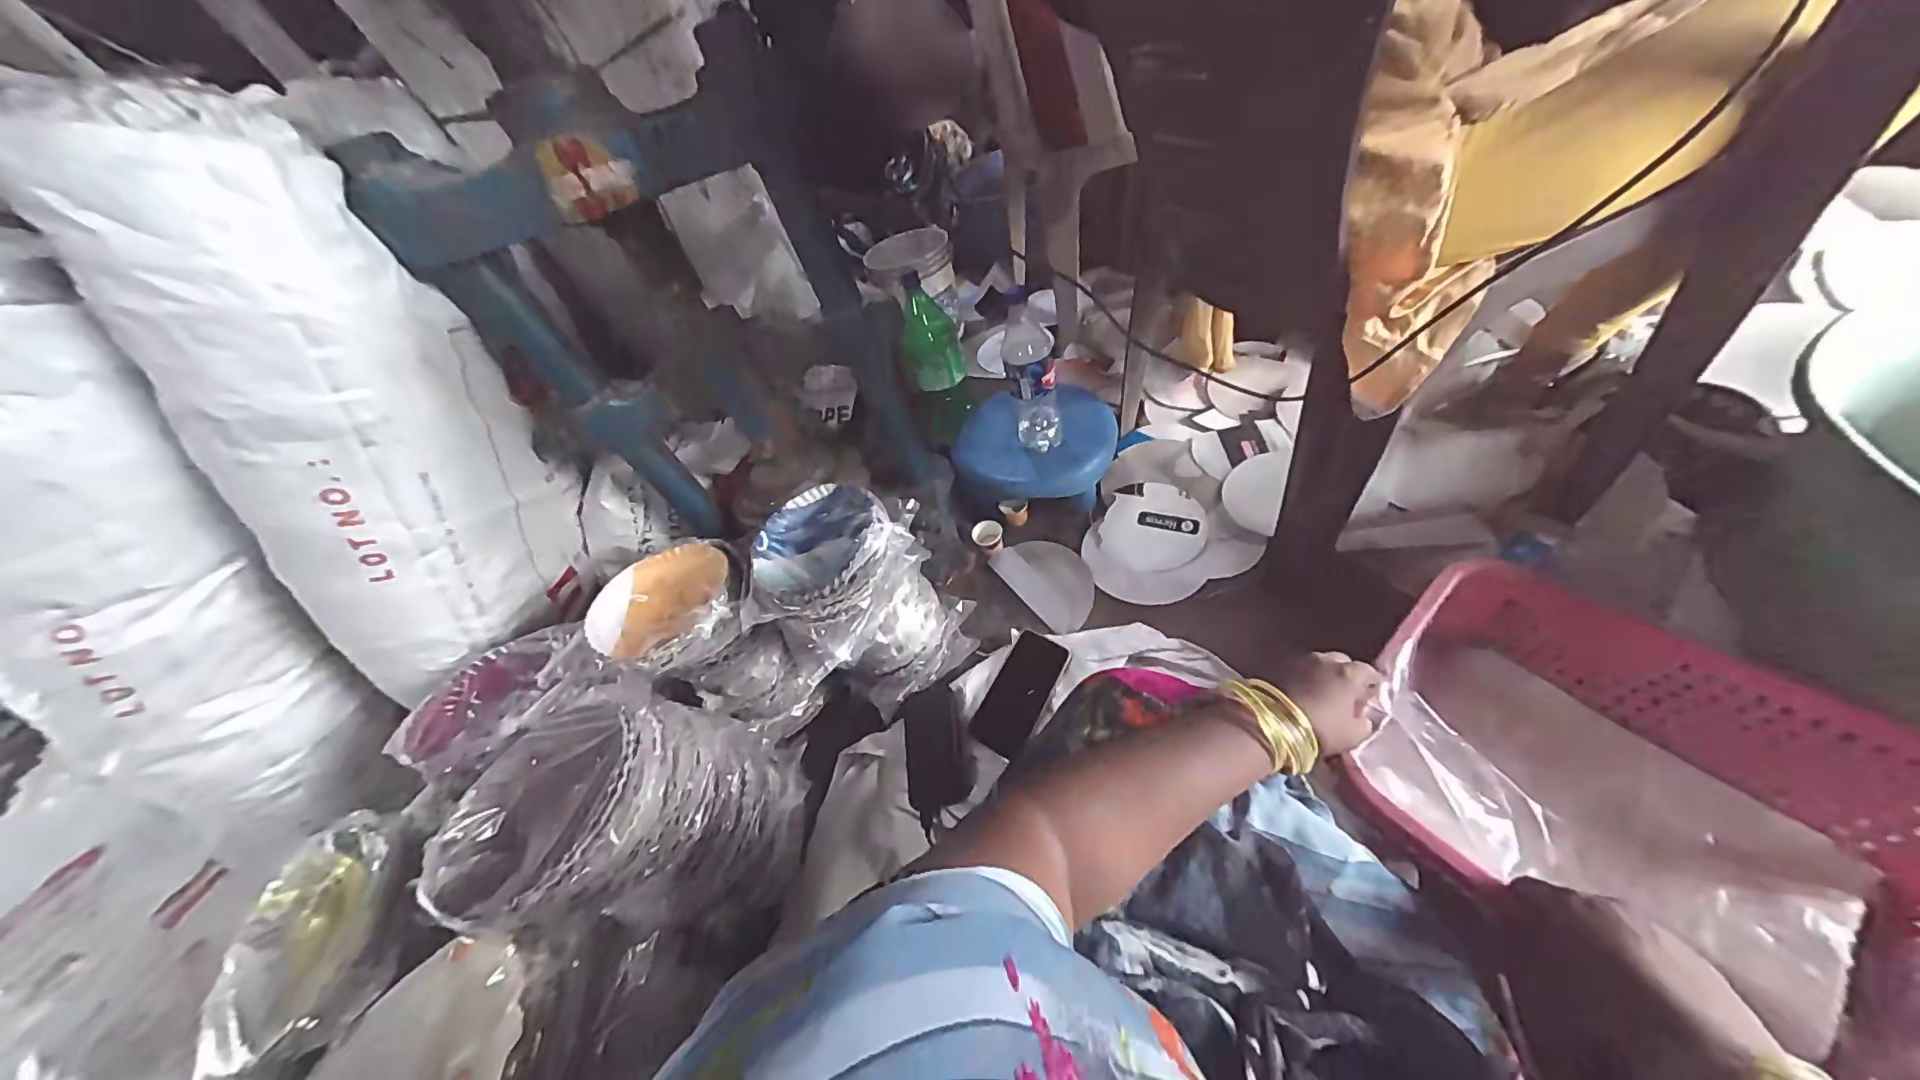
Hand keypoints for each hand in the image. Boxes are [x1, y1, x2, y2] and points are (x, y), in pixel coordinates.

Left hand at [1276, 652, 1381, 757]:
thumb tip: (1362, 715)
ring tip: (1321, 690)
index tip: (1371, 694)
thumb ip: (1364, 722)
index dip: (1372, 683)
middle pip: (1341, 661)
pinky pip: (1297, 668)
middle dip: (1346, 674)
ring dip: (1322, 673)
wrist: (1269, 722)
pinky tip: (1301, 689)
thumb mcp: (1353, 735)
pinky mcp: (1276, 665)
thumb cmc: (1319, 729)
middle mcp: (1324, 660)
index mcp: (1348, 673)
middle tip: (1345, 691)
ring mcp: (1298, 659)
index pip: (1368, 671)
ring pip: (1317, 662)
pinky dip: (1303, 676)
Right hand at [1502, 878, 1779, 1079]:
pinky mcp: (1708, 972)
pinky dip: (1639, 979)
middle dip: (1552, 936)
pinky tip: (1641, 1016)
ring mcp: (1662, 933)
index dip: (1502, 918)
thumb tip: (1454, 898)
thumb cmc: (1597, 1028)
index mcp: (1559, 900)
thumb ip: (1482, 936)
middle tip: (1545, 979)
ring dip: (1598, 957)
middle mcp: (1609, 902)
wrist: (1714, 1078)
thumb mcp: (1521, 986)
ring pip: (1610, 935)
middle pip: (1563, 910)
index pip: (1512, 892)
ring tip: (1595, 1002)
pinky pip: (1651, 962)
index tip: (1498, 949)